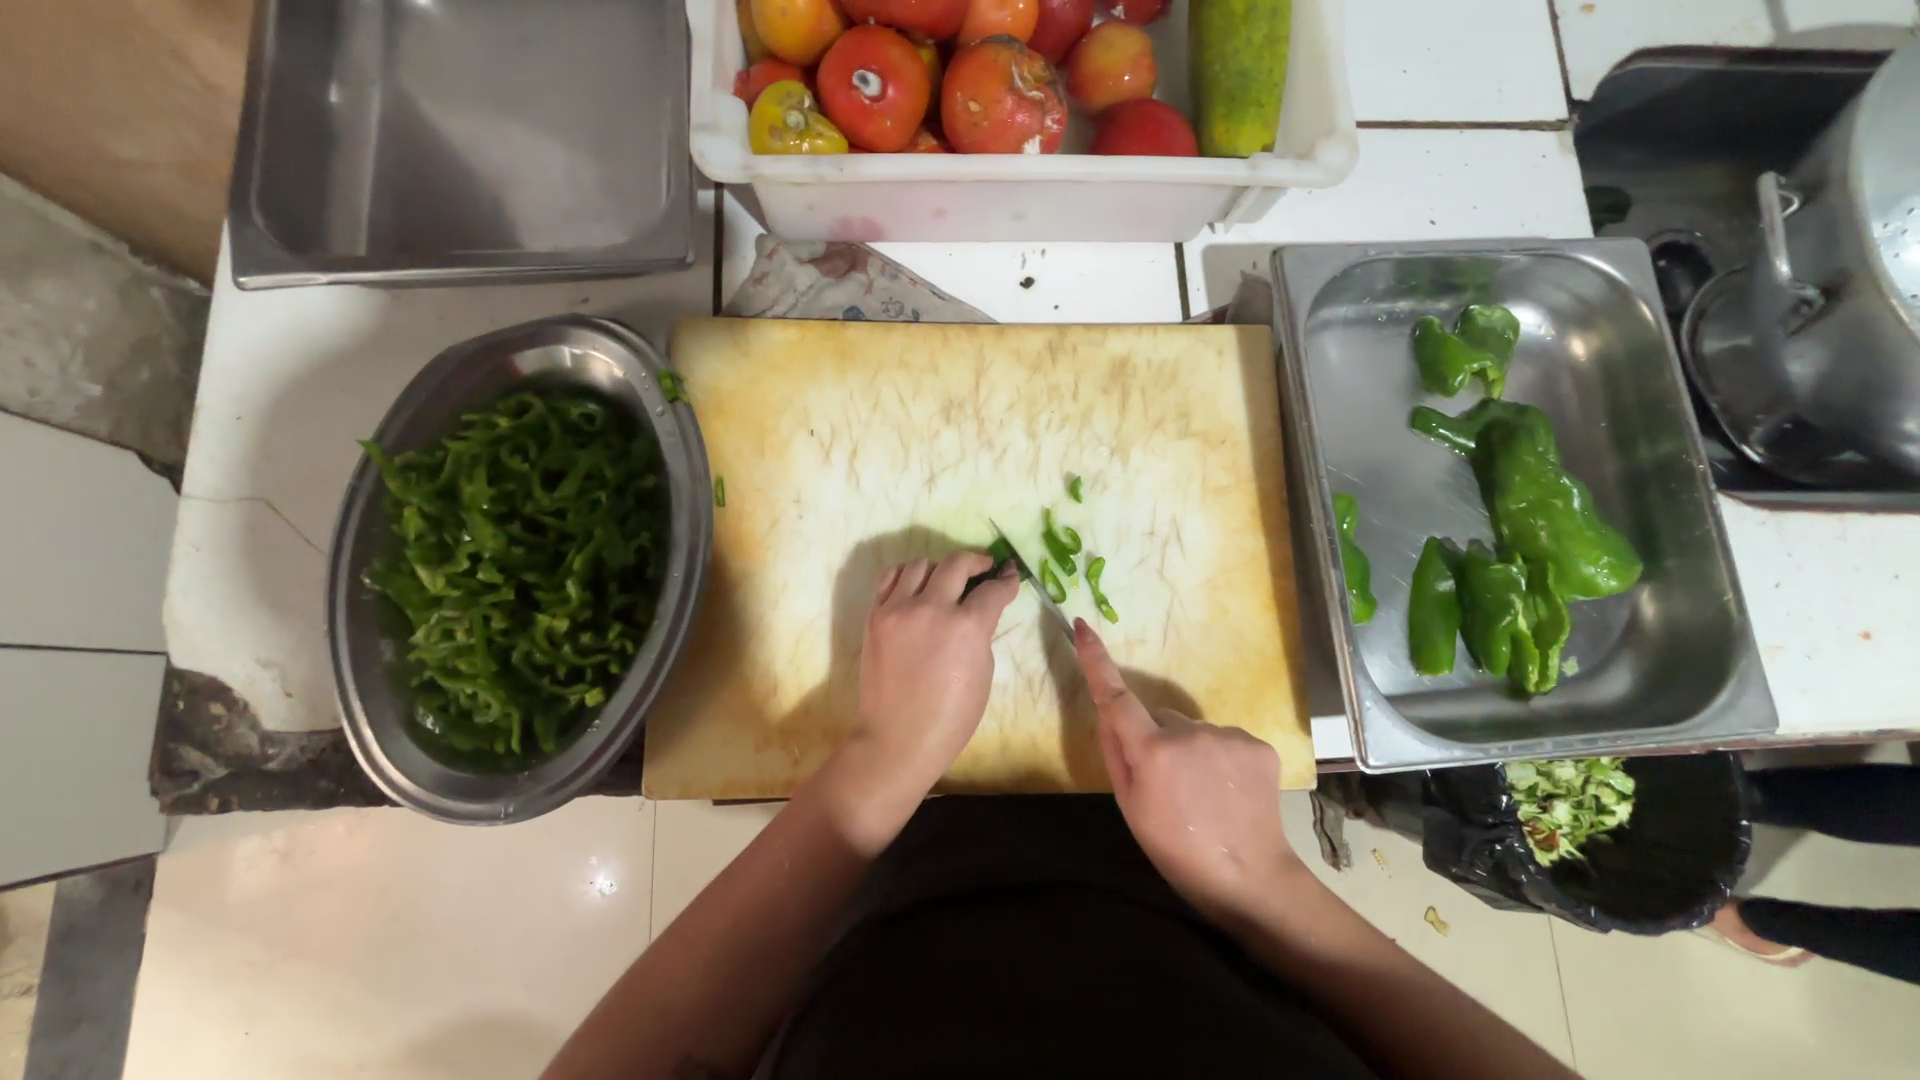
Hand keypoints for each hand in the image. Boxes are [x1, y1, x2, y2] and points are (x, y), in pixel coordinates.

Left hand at [845, 551, 1019, 793]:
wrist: (898, 738)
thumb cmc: (951, 716)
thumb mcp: (983, 672)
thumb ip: (981, 632)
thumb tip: (979, 609)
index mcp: (966, 627)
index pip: (992, 589)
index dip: (1006, 580)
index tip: (1010, 574)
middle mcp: (932, 608)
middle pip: (957, 563)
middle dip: (976, 561)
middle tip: (984, 568)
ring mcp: (898, 609)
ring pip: (920, 564)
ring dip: (939, 568)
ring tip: (945, 580)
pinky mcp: (875, 616)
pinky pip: (890, 578)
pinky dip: (907, 575)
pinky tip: (916, 586)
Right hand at [1073, 618, 1306, 925]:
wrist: (1246, 878)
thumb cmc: (1174, 848)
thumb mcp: (1129, 805)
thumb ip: (1114, 752)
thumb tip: (1108, 712)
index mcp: (1152, 751)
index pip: (1116, 695)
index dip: (1096, 660)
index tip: (1083, 626)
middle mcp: (1189, 732)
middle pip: (1161, 719)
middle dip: (1158, 740)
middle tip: (1168, 785)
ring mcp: (1228, 735)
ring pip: (1194, 730)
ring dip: (1192, 751)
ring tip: (1203, 794)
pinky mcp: (1258, 744)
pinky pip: (1225, 739)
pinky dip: (1221, 758)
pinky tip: (1228, 791)